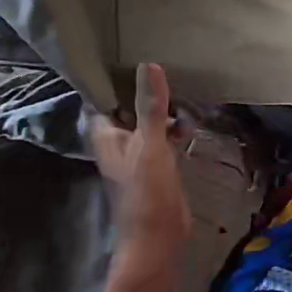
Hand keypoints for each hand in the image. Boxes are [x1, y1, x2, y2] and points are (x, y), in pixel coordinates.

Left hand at [87, 63, 191, 267]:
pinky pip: (162, 138)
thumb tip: (149, 65)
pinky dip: (173, 128)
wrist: (158, 239)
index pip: (101, 97)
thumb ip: (149, 106)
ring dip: (161, 109)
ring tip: (182, 88)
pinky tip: (190, 120)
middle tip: (165, 66)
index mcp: (106, 135)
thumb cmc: (146, 192)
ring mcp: (137, 154)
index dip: (112, 77)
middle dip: (143, 90)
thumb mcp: (149, 144)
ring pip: (146, 122)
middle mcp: (118, 141)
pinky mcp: (156, 166)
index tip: (129, 53)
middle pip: (126, 107)